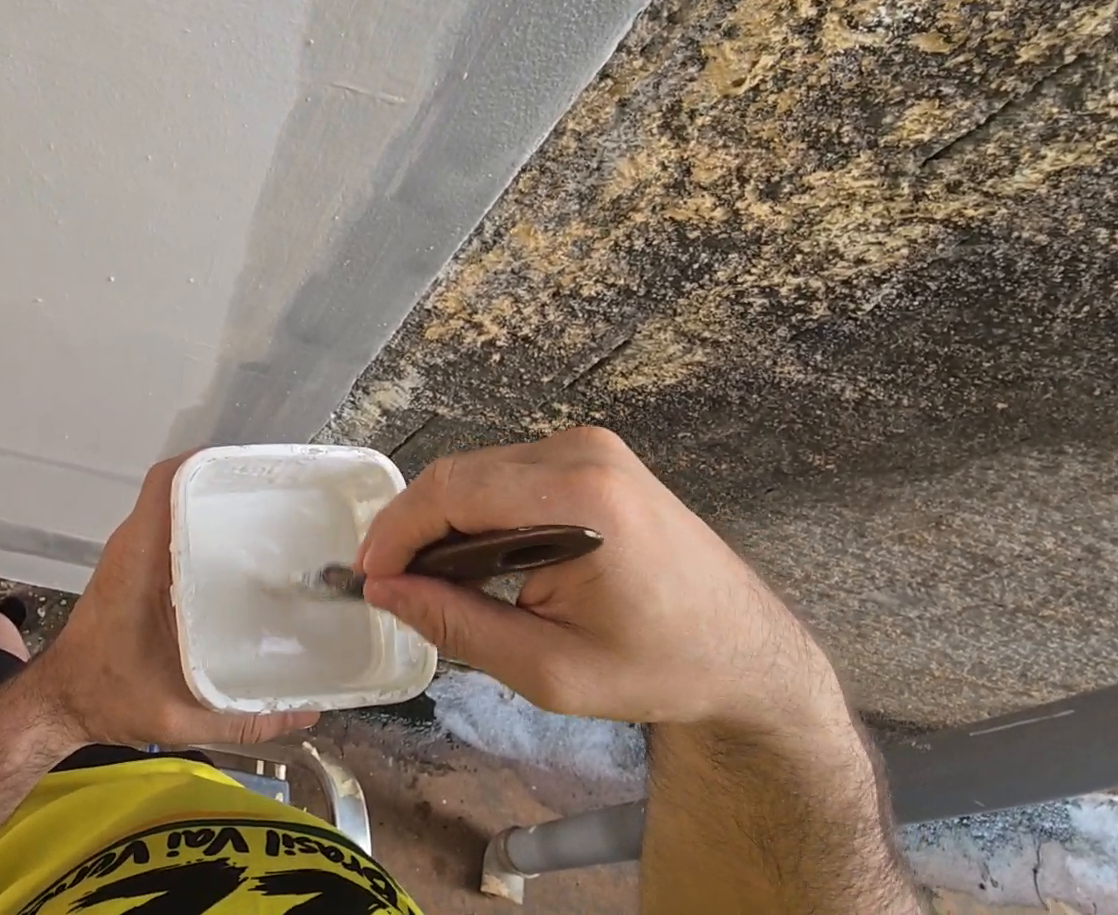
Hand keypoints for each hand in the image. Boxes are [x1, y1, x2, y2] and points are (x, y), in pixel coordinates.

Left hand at [31, 453, 318, 747]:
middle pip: (178, 488)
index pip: (166, 483)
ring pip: (174, 506)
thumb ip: (244, 720)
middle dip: (226, 486)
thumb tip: (307, 711)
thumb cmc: (109, 697)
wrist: (61, 701)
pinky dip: (201, 529)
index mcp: (140, 560)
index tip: (253, 472)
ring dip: (214, 506)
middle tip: (280, 503)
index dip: (206, 463)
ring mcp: (131, 553)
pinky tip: (239, 557)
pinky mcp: (133, 566)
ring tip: (269, 524)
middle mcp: (134, 545)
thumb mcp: (180, 716)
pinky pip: (170, 529)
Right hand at [359, 427, 847, 733]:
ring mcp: (589, 446)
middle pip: (458, 475)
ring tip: (429, 577)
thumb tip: (384, 590)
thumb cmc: (659, 669)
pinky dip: (472, 511)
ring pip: (475, 471)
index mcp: (581, 497)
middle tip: (391, 583)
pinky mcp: (590, 455)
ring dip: (440, 520)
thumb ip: (457, 625)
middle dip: (412, 527)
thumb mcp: (549, 670)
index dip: (397, 531)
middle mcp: (582, 452)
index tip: (369, 576)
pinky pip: (502, 474)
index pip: (452, 491)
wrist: (748, 653)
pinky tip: (471, 556)